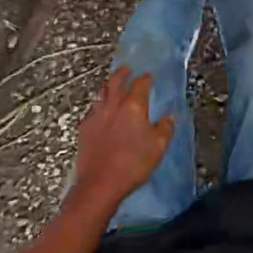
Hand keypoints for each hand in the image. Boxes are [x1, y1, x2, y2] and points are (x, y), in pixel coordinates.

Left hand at [71, 66, 174, 215]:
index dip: (146, 79)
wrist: (100, 183)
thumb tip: (168, 117)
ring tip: (112, 86)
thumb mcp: (159, 147)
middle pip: (115, 81)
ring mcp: (96, 115)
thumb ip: (166, 128)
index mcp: (133, 106)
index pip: (140, 84)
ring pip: (101, 93)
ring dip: (108, 86)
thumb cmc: (133, 164)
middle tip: (126, 70)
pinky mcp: (85, 127)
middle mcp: (113, 105)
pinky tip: (100, 112)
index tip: (149, 77)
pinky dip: (98, 106)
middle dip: (122, 73)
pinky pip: (92, 110)